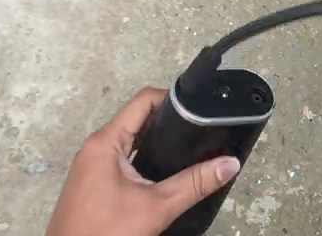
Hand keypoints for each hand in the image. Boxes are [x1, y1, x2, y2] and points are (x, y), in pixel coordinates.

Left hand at [44, 88, 241, 235]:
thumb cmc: (107, 234)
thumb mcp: (156, 208)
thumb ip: (194, 183)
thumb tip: (231, 163)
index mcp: (105, 142)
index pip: (143, 101)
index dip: (172, 99)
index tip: (198, 109)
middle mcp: (95, 147)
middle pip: (137, 119)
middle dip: (168, 122)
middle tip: (198, 130)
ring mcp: (90, 167)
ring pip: (129, 141)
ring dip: (155, 142)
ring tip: (187, 148)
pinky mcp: (90, 185)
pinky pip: (121, 159)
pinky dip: (143, 159)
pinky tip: (163, 173)